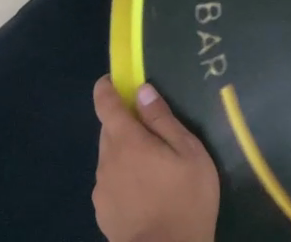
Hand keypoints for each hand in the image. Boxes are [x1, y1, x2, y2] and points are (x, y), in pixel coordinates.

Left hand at [92, 75, 220, 241]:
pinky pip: (110, 181)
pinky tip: (144, 189)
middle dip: (123, 122)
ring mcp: (102, 189)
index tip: (109, 79)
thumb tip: (143, 90)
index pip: (107, 106)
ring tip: (152, 163)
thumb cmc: (185, 197)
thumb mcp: (187, 151)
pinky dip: (123, 175)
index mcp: (127, 142)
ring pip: (110, 157)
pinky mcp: (103, 212)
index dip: (105, 89)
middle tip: (148, 126)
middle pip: (108, 131)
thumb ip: (163, 119)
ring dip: (124, 151)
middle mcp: (107, 161)